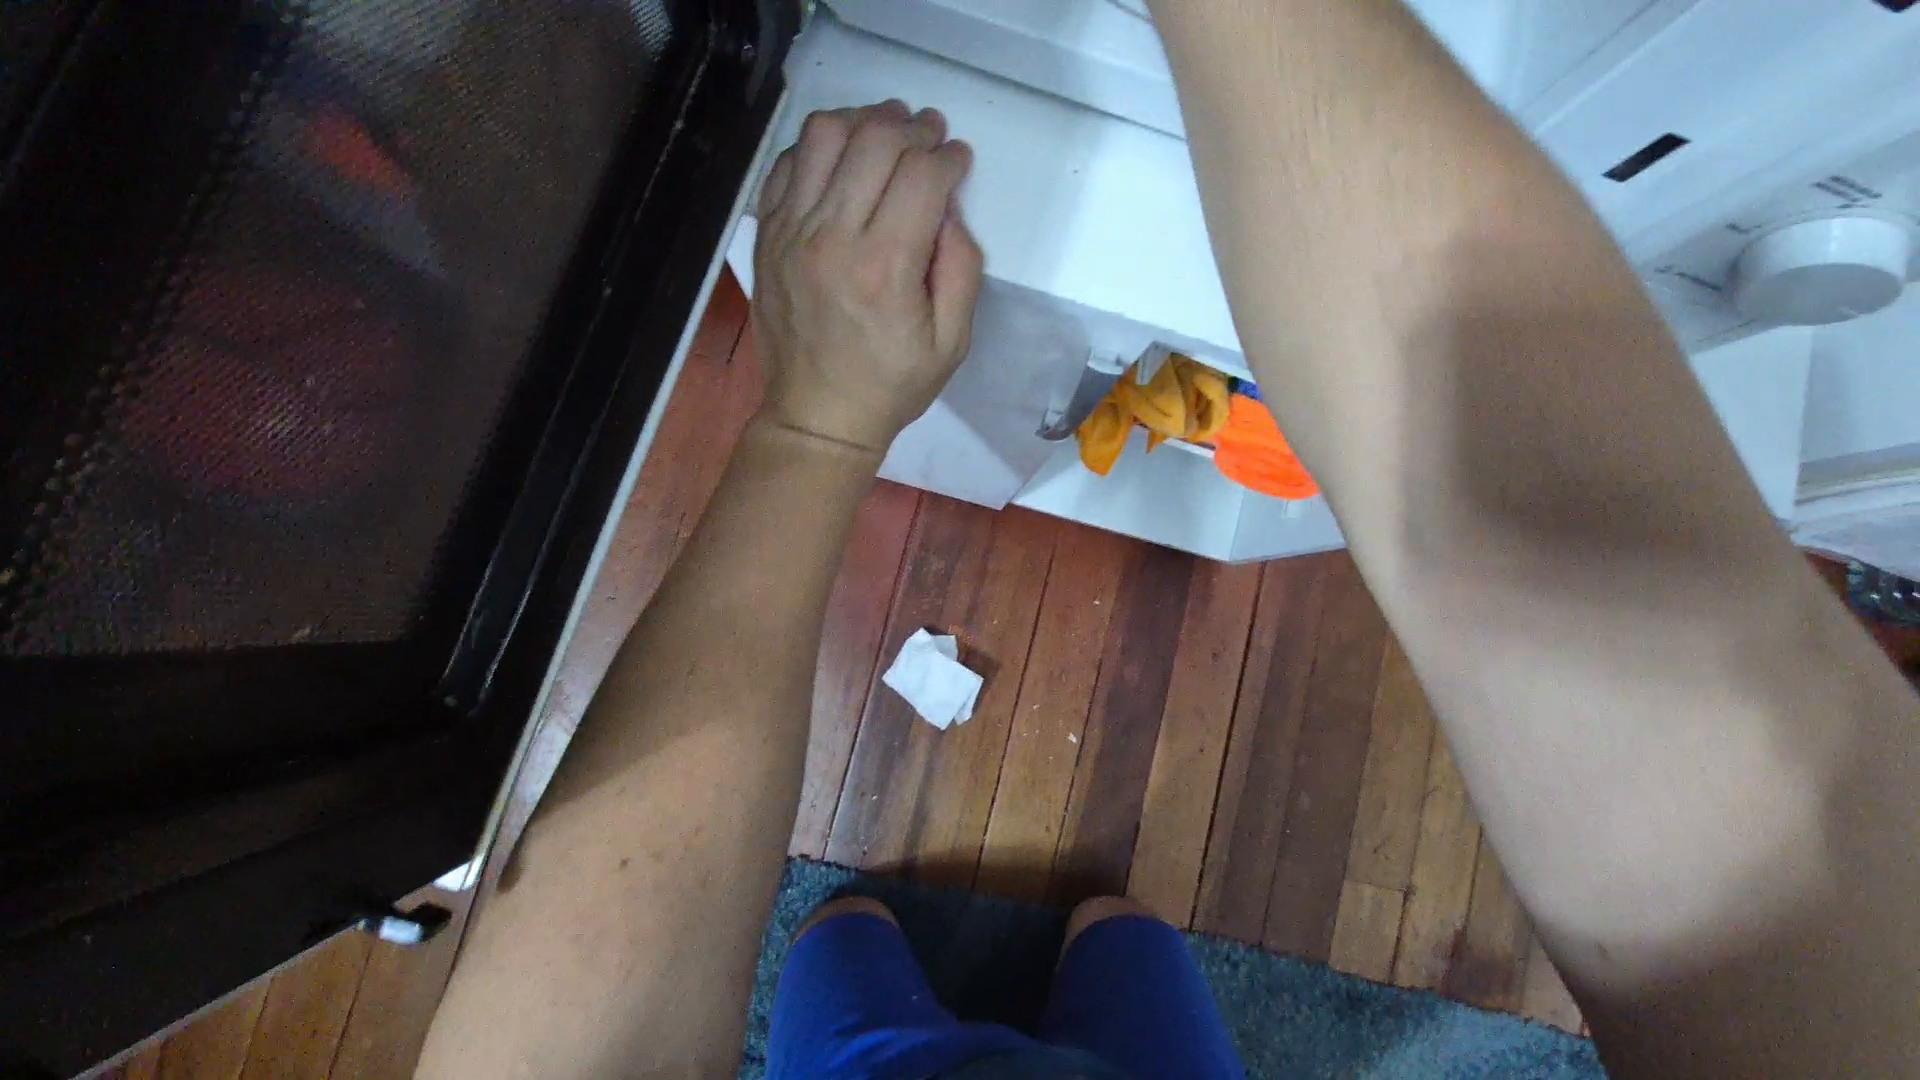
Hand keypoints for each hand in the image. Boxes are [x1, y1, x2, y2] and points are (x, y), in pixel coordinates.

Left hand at [751, 100, 982, 453]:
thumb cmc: (891, 385)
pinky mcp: (768, 236)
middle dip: (913, 128)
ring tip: (886, 133)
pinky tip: (842, 160)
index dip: (949, 157)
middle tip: (930, 136)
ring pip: (825, 136)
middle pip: (875, 141)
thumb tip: (948, 206)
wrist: (818, 416)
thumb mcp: (951, 342)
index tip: (959, 161)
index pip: (922, 174)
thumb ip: (961, 268)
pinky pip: (787, 163)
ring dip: (864, 122)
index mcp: (885, 267)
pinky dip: (819, 147)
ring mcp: (792, 232)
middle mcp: (833, 238)